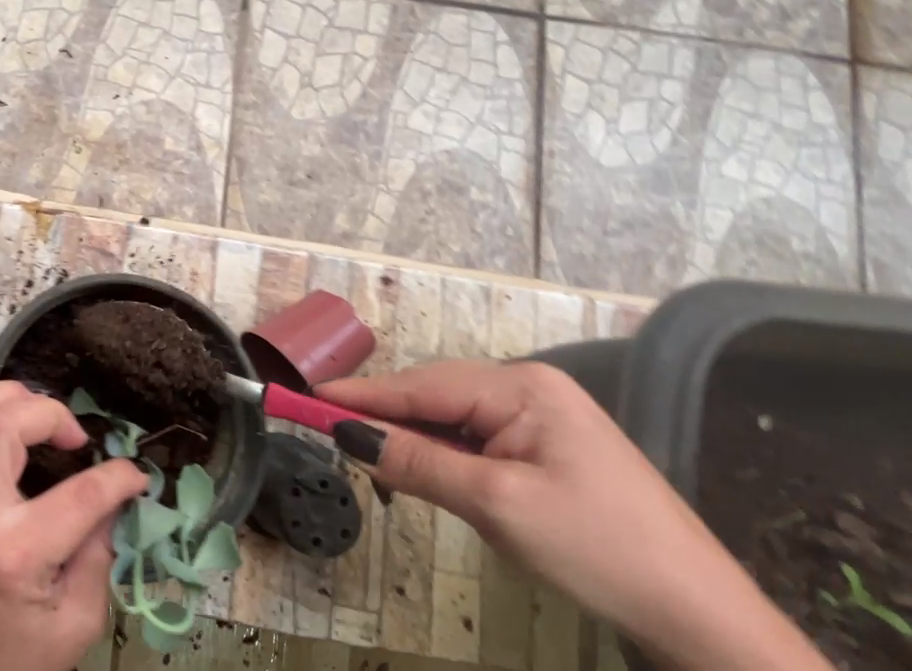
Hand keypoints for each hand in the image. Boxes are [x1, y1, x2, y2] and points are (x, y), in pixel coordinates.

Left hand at [0, 381, 148, 670]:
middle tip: (74, 435)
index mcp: (15, 555)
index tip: (134, 475)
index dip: (118, 477)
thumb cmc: (14, 657)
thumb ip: (98, 556)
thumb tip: (113, 500)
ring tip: (34, 411)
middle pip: (0, 427)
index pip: (78, 495)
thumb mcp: (76, 623)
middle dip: (47, 412)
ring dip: (1, 396)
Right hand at [317, 360, 834, 670]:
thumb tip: (348, 433)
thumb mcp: (495, 504)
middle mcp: (529, 388)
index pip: (418, 385)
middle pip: (432, 396)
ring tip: (365, 455)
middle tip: (325, 433)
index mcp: (521, 387)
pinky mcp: (547, 450)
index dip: (357, 395)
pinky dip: (441, 454)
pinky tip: (422, 470)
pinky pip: (475, 439)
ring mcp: (542, 418)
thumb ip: (417, 461)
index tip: (300, 397)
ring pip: (450, 419)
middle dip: (383, 416)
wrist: (699, 614)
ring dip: (411, 438)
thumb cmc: (597, 548)